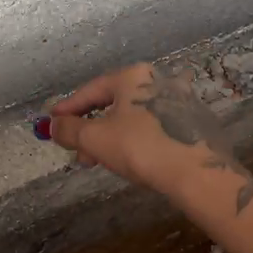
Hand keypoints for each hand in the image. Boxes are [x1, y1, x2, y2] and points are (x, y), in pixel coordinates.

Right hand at [47, 63, 216, 190]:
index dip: (68, 109)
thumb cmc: (141, 149)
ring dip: (114, 137)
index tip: (52, 122)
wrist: (201, 176)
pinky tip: (136, 160)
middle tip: (79, 152)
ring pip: (136, 118)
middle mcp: (158, 81)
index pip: (90, 91)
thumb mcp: (94, 139)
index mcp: (133, 76)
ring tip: (104, 162)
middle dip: (92, 129)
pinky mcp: (199, 125)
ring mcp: (183, 102)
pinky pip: (157, 128)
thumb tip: (51, 124)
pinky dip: (140, 140)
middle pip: (114, 104)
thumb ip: (68, 129)